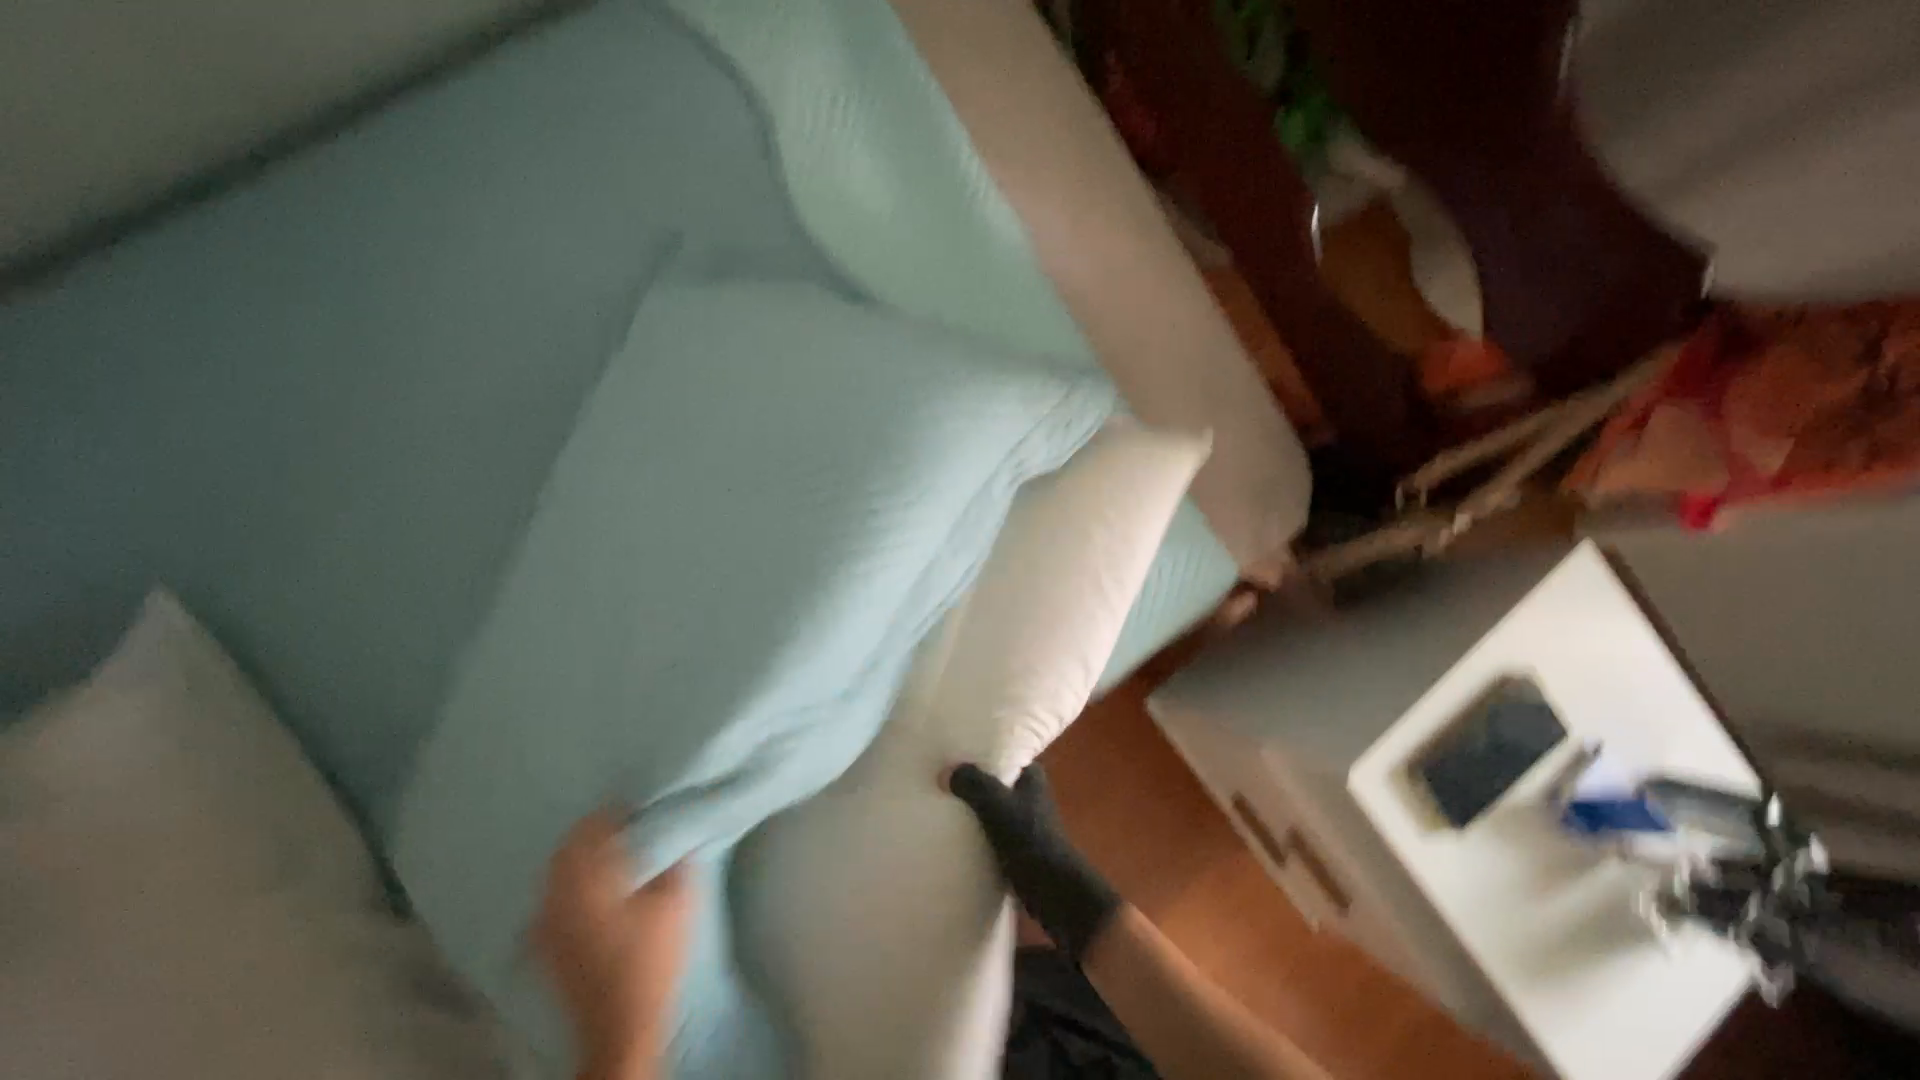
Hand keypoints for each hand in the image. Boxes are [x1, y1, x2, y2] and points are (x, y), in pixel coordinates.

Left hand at [534, 808, 692, 1079]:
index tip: (630, 807)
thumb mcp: (677, 906)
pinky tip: (579, 892)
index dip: (610, 813)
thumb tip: (677, 842)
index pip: (591, 830)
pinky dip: (563, 886)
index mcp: (590, 880)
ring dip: (573, 858)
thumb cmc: (651, 960)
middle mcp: (560, 895)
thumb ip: (677, 866)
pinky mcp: (544, 945)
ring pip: (552, 875)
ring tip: (599, 856)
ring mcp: (546, 922)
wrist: (620, 1023)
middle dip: (587, 833)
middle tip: (613, 826)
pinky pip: (548, 900)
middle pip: (565, 850)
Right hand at [945, 763, 1121, 960]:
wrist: (1052, 888)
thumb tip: (945, 772)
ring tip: (937, 801)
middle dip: (968, 780)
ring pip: (988, 805)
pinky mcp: (1016, 843)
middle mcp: (1028, 792)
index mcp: (1030, 775)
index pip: (1000, 751)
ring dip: (969, 806)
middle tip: (935, 776)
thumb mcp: (996, 804)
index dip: (975, 751)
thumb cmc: (1029, 839)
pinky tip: (950, 830)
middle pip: (991, 779)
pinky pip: (988, 828)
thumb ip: (972, 783)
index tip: (947, 751)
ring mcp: (1023, 819)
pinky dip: (973, 828)